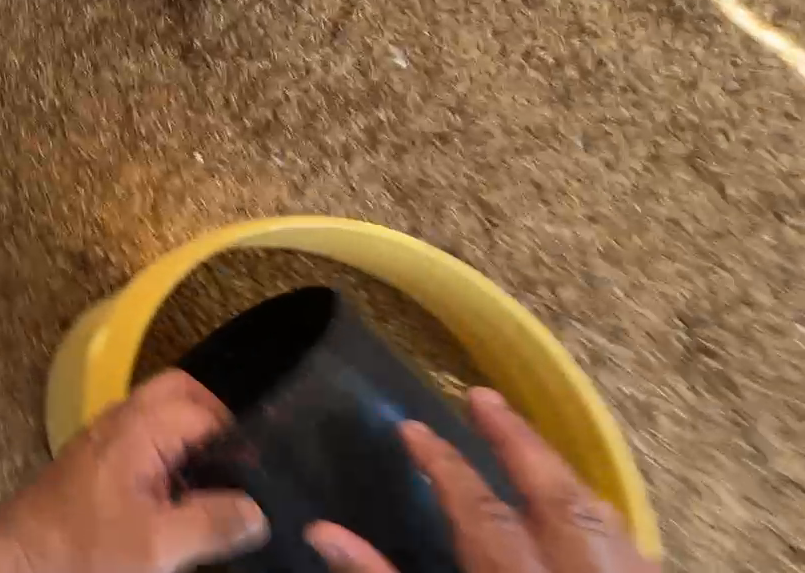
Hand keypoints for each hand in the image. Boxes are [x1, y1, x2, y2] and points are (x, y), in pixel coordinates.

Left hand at [0, 370, 268, 572]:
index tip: (266, 475)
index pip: (202, 409)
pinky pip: (147, 435)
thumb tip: (258, 509)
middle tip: (246, 468)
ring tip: (227, 484)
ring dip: (194, 435)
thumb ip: (211, 523)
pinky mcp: (103, 456)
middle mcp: (122, 418)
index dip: (239, 437)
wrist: (25, 553)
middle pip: (178, 391)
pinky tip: (189, 494)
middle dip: (216, 418)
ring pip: (162, 412)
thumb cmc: (86, 547)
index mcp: (137, 428)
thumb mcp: (157, 546)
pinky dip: (174, 451)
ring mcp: (109, 434)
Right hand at [306, 388, 658, 572]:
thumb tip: (320, 530)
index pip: (483, 513)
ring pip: (613, 531)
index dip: (445, 464)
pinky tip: (577, 515)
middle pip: (563, 507)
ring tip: (526, 440)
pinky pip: (633, 564)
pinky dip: (600, 526)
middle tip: (483, 397)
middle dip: (521, 444)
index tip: (412, 427)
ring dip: (565, 477)